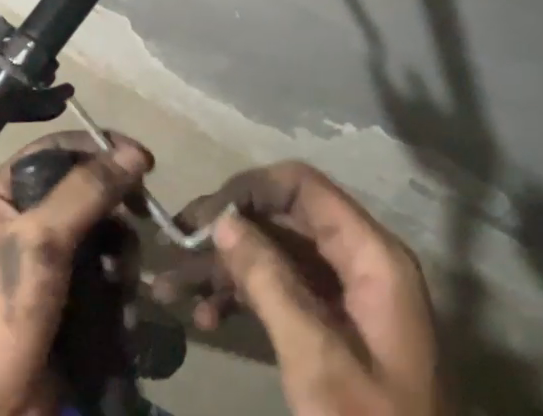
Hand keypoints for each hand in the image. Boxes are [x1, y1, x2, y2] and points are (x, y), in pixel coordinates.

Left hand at [0, 132, 153, 415]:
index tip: (146, 164)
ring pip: (103, 243)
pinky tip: (125, 315)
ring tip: (121, 285)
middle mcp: (23, 222)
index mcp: (2, 195)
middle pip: (87, 198)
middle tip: (139, 228)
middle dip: (116, 217)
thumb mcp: (38, 242)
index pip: (57, 152)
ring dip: (122, 262)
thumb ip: (85, 194)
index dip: (101, 151)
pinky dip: (120, 295)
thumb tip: (133, 152)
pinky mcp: (68, 305)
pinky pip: (106, 284)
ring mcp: (47, 267)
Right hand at [152, 162, 440, 415]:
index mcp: (372, 257)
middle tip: (172, 250)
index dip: (247, 191)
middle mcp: (361, 263)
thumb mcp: (315, 355)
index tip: (200, 220)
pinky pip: (280, 290)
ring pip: (273, 255)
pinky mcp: (333, 326)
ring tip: (169, 290)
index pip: (302, 188)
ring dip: (221, 269)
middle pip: (281, 219)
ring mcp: (347, 296)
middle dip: (224, 233)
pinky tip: (205, 319)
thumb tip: (223, 220)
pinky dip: (240, 298)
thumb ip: (270, 281)